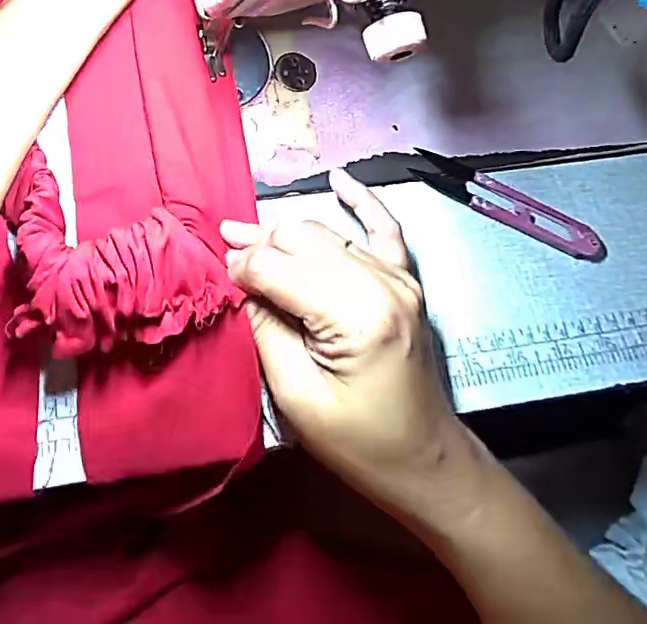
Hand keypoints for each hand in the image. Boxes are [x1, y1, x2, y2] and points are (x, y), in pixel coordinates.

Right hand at [221, 169, 490, 521]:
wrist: (427, 465)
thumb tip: (237, 281)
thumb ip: (263, 327)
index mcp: (356, 315)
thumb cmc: (359, 442)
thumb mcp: (295, 394)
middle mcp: (381, 283)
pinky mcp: (406, 279)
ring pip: (321, 231)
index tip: (219, 282)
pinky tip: (340, 180)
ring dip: (281, 234)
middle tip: (227, 262)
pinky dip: (362, 201)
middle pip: (296, 238)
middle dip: (256, 247)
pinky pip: (384, 227)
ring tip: (242, 235)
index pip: (274, 265)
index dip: (238, 268)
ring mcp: (398, 277)